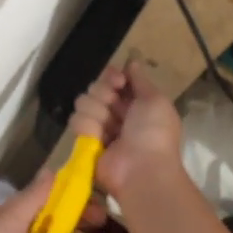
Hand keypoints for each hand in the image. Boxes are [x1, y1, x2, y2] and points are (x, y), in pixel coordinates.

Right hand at [70, 60, 184, 198]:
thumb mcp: (156, 100)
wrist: (142, 170)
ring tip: (109, 128)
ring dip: (97, 112)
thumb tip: (132, 62)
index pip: (114, 79)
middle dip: (104, 94)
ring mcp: (100, 128)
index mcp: (136, 104)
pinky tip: (99, 138)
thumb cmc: (154, 133)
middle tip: (114, 107)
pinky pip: (76, 121)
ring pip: (84, 102)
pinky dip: (88, 128)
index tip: (118, 81)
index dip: (112, 76)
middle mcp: (117, 114)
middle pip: (96, 88)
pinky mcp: (86, 142)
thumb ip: (141, 80)